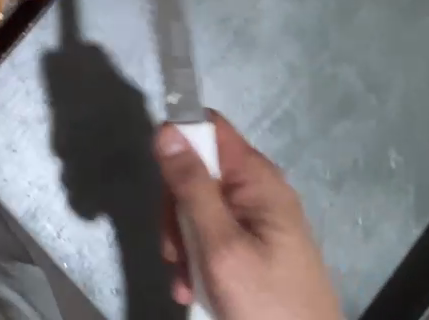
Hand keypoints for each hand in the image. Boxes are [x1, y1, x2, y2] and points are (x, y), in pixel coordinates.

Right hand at [155, 110, 340, 318]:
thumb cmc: (267, 306)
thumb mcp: (220, 245)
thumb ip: (191, 186)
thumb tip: (166, 128)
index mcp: (257, 179)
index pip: (210, 127)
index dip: (179, 140)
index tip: (161, 175)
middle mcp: (259, 191)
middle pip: (199, 169)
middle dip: (176, 206)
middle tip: (173, 247)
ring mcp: (259, 221)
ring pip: (200, 206)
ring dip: (183, 238)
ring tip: (182, 277)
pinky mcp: (257, 248)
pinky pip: (214, 234)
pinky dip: (198, 256)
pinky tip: (192, 286)